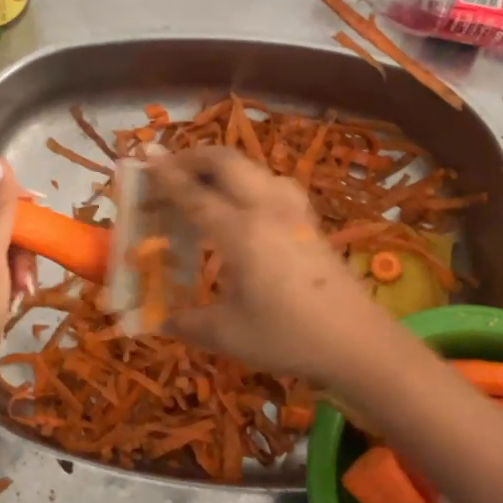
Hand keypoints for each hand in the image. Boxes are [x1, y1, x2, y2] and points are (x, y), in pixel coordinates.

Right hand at [150, 147, 394, 383]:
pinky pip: (272, 184)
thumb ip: (188, 323)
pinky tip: (245, 201)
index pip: (194, 194)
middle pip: (226, 162)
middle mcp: (267, 210)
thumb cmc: (289, 338)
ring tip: (201, 180)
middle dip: (192, 157)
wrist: (359, 344)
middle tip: (167, 168)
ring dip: (222, 165)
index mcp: (241, 232)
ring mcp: (294, 213)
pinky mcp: (310, 223)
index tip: (143, 161)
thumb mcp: (228, 335)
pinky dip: (247, 180)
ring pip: (252, 168)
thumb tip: (158, 320)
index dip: (166, 178)